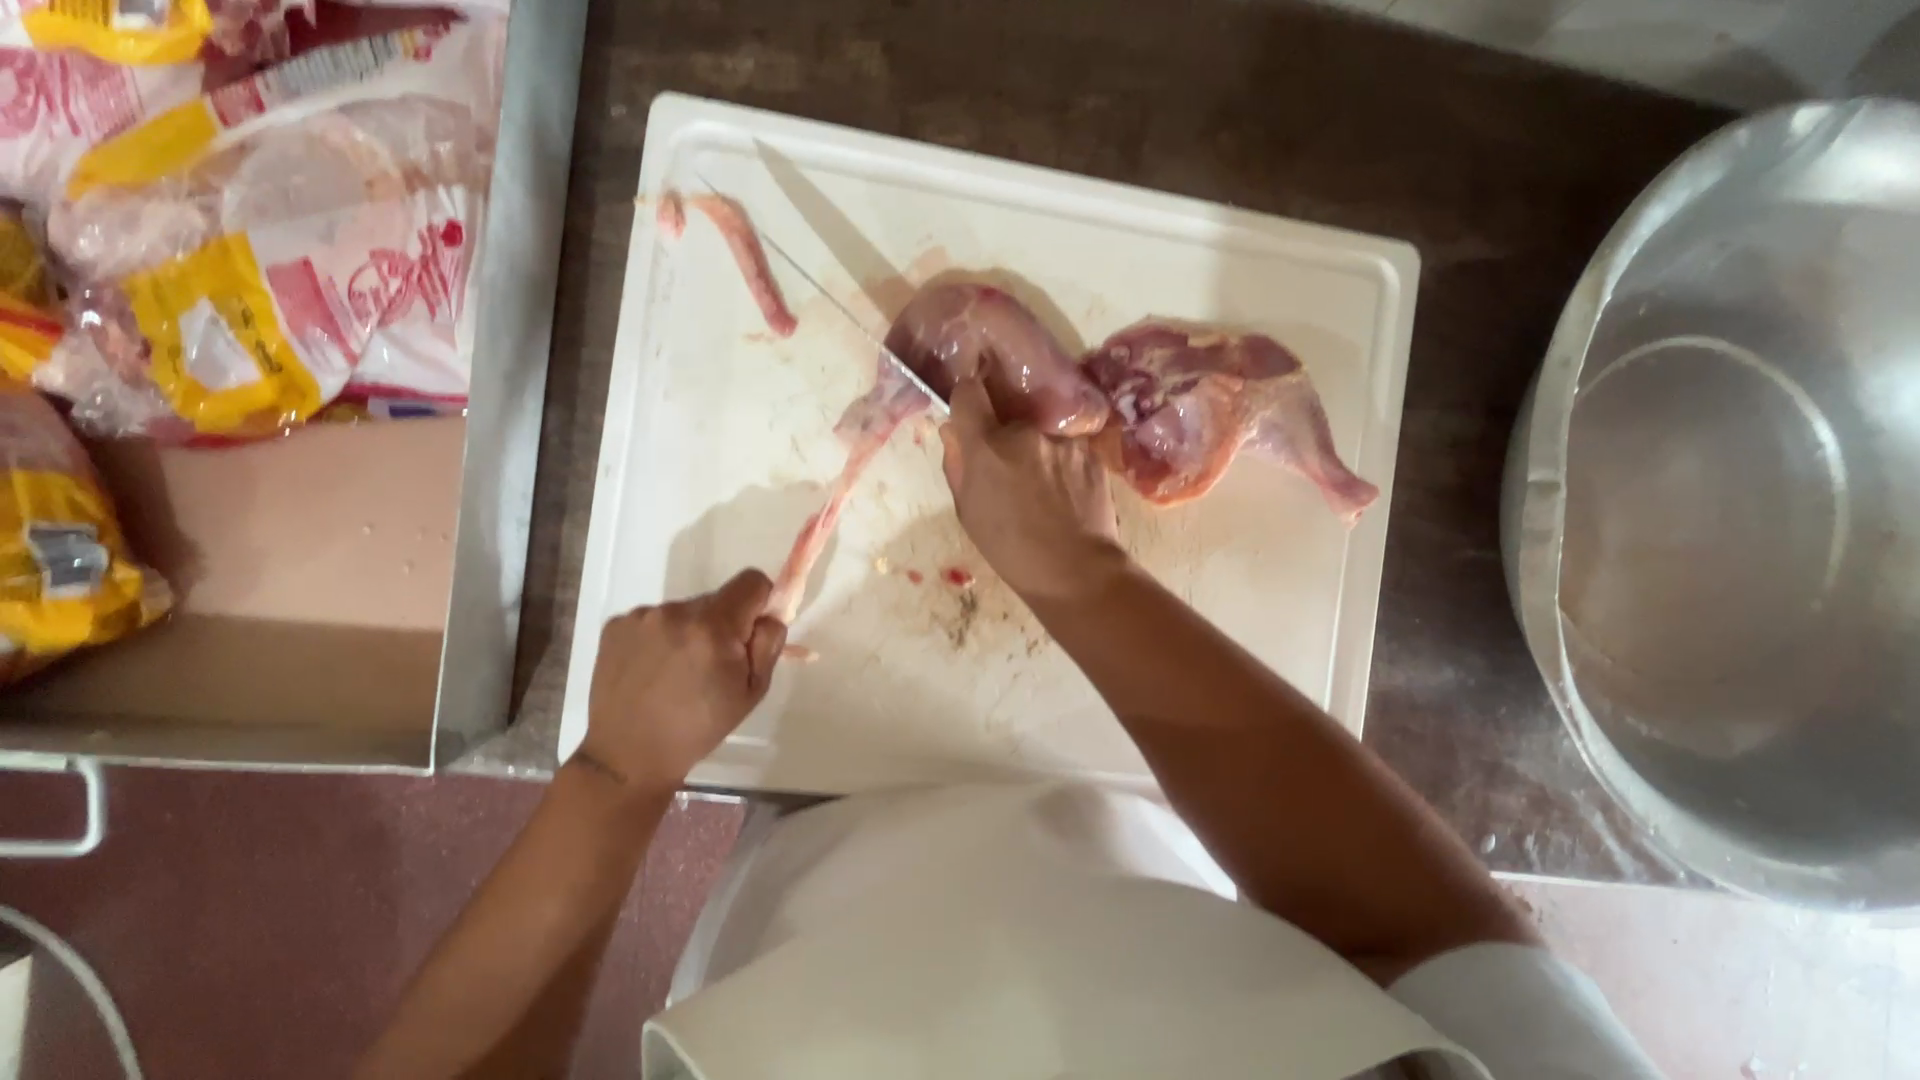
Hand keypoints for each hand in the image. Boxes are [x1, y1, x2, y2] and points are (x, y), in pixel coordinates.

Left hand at [580, 570, 787, 794]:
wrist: (629, 755)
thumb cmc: (699, 728)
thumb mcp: (752, 692)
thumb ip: (768, 643)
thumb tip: (770, 614)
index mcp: (713, 627)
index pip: (751, 581)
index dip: (760, 602)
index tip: (751, 633)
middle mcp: (674, 612)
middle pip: (716, 599)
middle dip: (723, 624)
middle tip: (713, 665)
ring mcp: (640, 617)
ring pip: (684, 611)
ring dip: (690, 632)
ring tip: (678, 673)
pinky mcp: (615, 626)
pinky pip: (653, 620)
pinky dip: (660, 639)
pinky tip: (653, 671)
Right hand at [940, 374, 1126, 601]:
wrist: (1074, 570)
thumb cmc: (1010, 549)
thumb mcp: (967, 512)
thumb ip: (956, 464)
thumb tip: (953, 432)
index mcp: (987, 446)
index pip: (968, 392)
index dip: (967, 400)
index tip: (970, 415)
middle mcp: (1025, 432)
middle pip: (1009, 419)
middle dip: (1006, 441)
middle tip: (1011, 476)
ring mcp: (1061, 440)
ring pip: (1040, 436)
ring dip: (1037, 454)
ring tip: (1044, 492)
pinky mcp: (1090, 452)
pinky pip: (1067, 449)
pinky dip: (1063, 465)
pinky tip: (1066, 495)